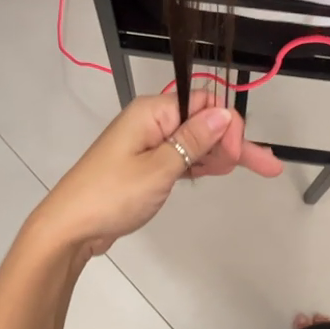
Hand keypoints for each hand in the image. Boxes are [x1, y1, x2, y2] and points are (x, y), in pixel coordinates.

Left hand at [26, 89, 282, 257]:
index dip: (225, 123)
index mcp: (152, 111)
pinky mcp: (146, 165)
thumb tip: (224, 113)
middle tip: (258, 167)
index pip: (202, 101)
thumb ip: (194, 140)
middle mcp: (152, 121)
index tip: (235, 155)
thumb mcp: (159, 168)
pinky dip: (200, 163)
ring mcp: (148, 143)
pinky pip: (181, 155)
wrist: (71, 227)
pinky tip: (218, 172)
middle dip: (230, 140)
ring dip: (219, 153)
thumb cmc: (113, 194)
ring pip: (195, 140)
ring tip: (247, 170)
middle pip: (202, 120)